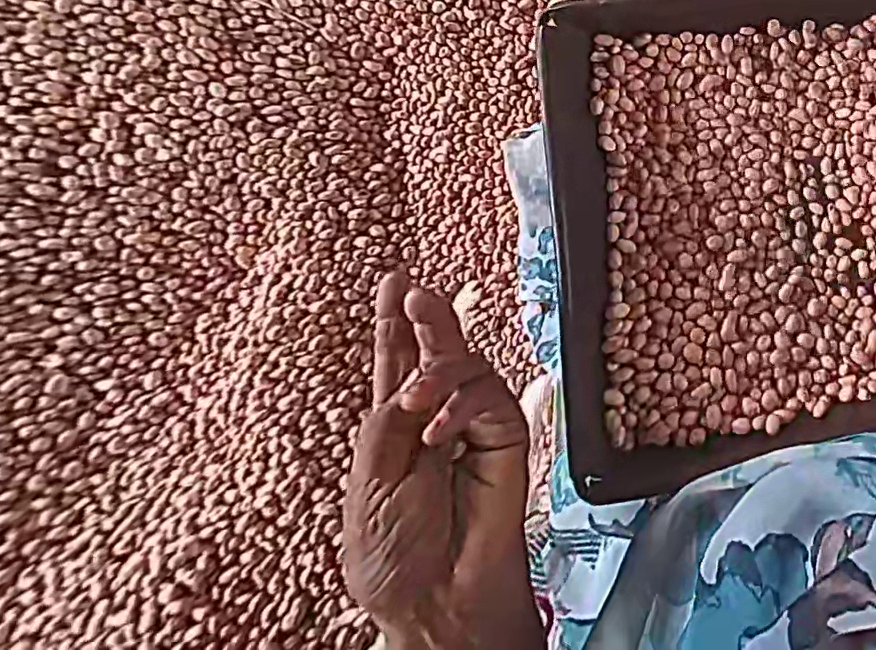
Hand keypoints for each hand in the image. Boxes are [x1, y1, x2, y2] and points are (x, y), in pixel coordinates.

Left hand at [343, 269, 537, 647]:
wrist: (440, 593)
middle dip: (426, 319)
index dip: (396, 323)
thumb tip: (414, 376)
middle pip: (435, 350)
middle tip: (415, 294)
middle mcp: (437, 412)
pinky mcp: (506, 427)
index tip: (395, 282)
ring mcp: (474, 417)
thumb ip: (387, 423)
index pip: (397, 363)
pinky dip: (461, 405)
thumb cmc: (395, 552)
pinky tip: (440, 431)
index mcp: (398, 424)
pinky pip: (488, 394)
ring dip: (439, 370)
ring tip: (418, 402)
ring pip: (465, 363)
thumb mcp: (369, 484)